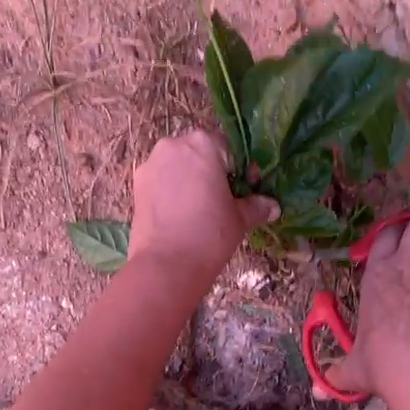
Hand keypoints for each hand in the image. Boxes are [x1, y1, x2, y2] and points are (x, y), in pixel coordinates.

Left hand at [128, 130, 277, 273]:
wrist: (166, 266)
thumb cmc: (209, 236)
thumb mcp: (239, 219)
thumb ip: (255, 206)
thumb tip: (272, 206)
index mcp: (203, 143)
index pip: (228, 149)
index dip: (240, 171)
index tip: (245, 192)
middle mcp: (173, 146)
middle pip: (199, 154)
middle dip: (212, 174)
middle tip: (221, 203)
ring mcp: (151, 165)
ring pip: (177, 168)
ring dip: (190, 183)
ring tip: (198, 213)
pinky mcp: (137, 187)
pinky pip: (160, 184)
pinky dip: (171, 195)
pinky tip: (179, 218)